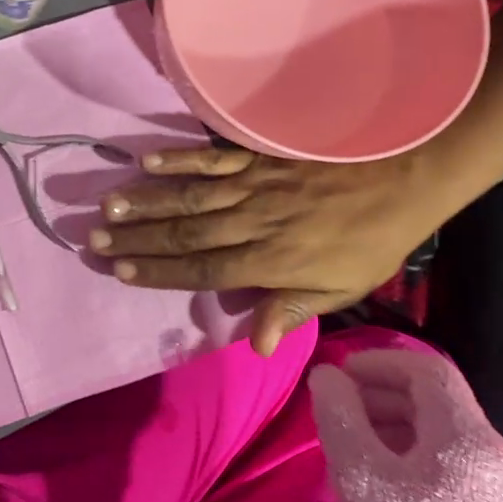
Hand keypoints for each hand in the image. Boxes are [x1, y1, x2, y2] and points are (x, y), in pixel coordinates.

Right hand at [89, 146, 457, 355]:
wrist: (408, 174)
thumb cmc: (373, 237)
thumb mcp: (344, 288)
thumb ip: (292, 310)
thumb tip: (253, 345)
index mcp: (271, 261)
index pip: (202, 269)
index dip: (159, 271)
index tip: (120, 272)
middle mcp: (252, 223)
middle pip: (184, 234)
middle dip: (136, 239)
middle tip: (94, 240)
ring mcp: (253, 186)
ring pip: (189, 198)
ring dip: (145, 202)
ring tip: (107, 207)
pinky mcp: (259, 156)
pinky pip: (212, 159)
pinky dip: (179, 160)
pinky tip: (147, 161)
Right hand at [308, 350, 502, 501]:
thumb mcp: (357, 476)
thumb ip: (339, 413)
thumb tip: (328, 374)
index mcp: (475, 441)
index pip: (430, 371)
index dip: (380, 362)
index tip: (339, 373)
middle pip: (443, 405)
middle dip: (385, 397)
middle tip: (340, 412)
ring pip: (455, 439)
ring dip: (403, 429)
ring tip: (361, 451)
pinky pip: (470, 471)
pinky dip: (427, 460)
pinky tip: (398, 490)